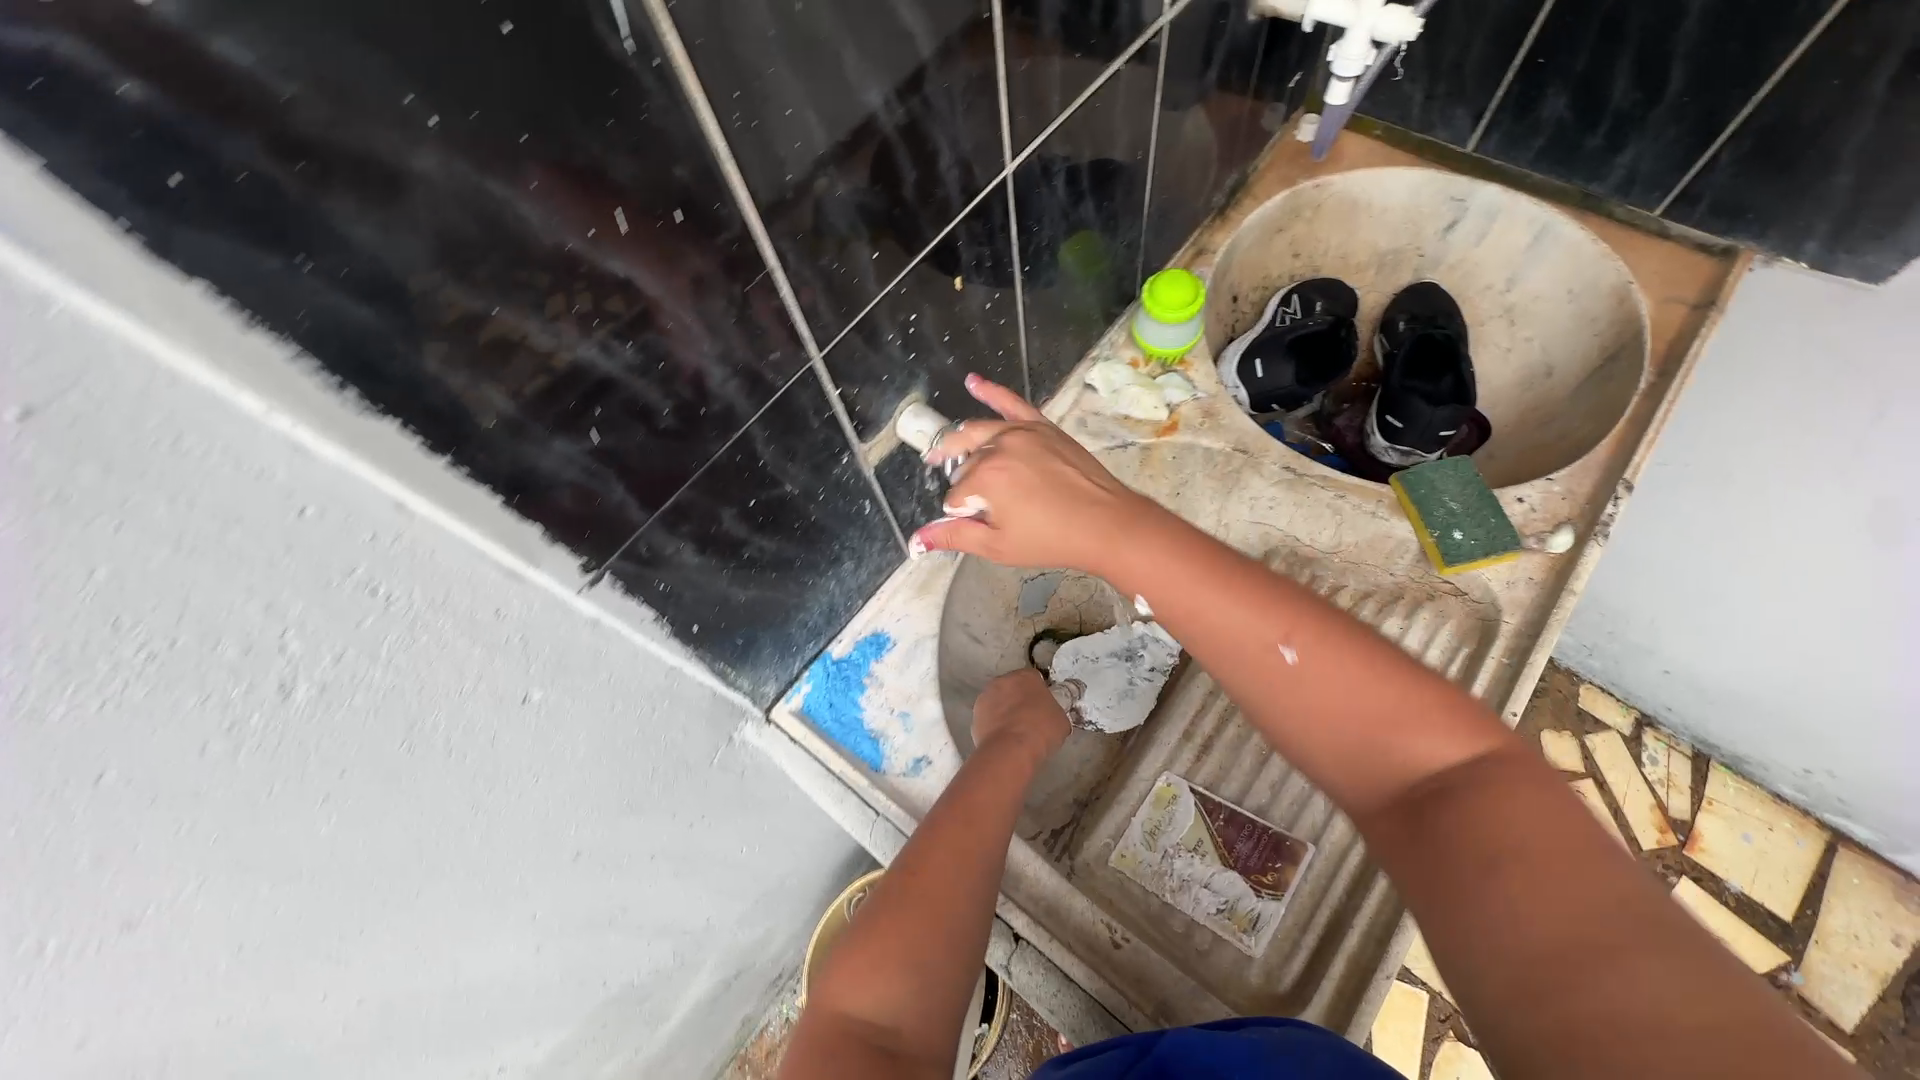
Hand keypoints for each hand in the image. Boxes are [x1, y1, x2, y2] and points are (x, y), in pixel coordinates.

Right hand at [913, 374, 1155, 574]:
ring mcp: (1022, 433)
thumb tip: (916, 540)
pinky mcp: (1042, 427)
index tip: (978, 523)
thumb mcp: (999, 545)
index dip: (962, 512)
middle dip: (963, 482)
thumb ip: (955, 537)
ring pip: (979, 433)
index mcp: (985, 478)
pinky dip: (991, 391)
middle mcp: (999, 448)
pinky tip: (973, 382)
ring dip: (960, 443)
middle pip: (965, 463)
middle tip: (970, 501)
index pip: (955, 495)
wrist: (1105, 523)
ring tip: (945, 454)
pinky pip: (1012, 403)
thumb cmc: (1051, 539)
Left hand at [970, 669, 1068, 765]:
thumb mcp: (1060, 720)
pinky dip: (994, 726)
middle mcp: (1002, 681)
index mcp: (1025, 676)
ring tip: (1014, 732)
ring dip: (1004, 711)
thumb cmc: (1041, 729)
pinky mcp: (974, 717)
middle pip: (1012, 688)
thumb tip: (1050, 716)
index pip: (1034, 679)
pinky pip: (988, 719)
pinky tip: (1003, 740)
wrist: (1011, 750)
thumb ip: (1053, 711)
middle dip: (1019, 700)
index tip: (1043, 707)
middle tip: (1029, 718)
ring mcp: (985, 698)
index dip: (1039, 693)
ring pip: (997, 702)